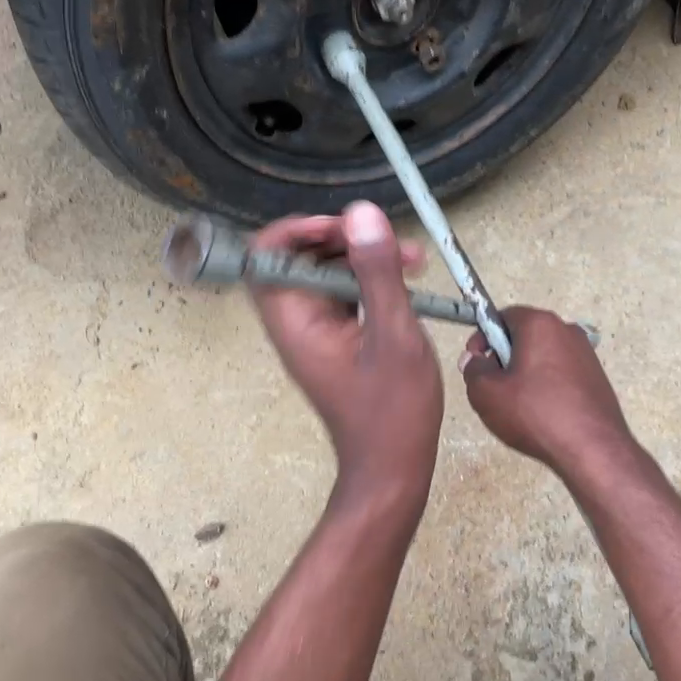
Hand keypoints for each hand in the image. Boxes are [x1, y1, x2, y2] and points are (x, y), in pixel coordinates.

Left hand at [249, 202, 443, 506]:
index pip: (266, 256)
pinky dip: (371, 282)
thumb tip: (362, 212)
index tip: (343, 227)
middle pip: (299, 258)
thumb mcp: (393, 334)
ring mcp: (316, 332)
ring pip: (326, 274)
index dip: (297, 230)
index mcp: (294, 321)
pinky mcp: (337, 340)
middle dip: (342, 240)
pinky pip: (344, 296)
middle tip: (387, 240)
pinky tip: (408, 280)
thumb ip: (377, 272)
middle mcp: (296, 322)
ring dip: (364, 258)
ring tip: (413, 259)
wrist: (393, 468)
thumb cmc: (393, 409)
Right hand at [461, 307, 634, 474]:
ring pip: (543, 356)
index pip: (502, 316)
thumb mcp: (486, 393)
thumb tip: (475, 360)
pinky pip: (561, 373)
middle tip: (492, 386)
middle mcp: (567, 330)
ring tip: (516, 405)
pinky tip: (541, 414)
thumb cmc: (535, 414)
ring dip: (525, 373)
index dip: (482, 337)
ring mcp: (586, 354)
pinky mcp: (597, 378)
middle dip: (503, 356)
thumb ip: (473, 369)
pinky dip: (546, 386)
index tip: (474, 362)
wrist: (593, 449)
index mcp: (540, 324)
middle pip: (525, 335)